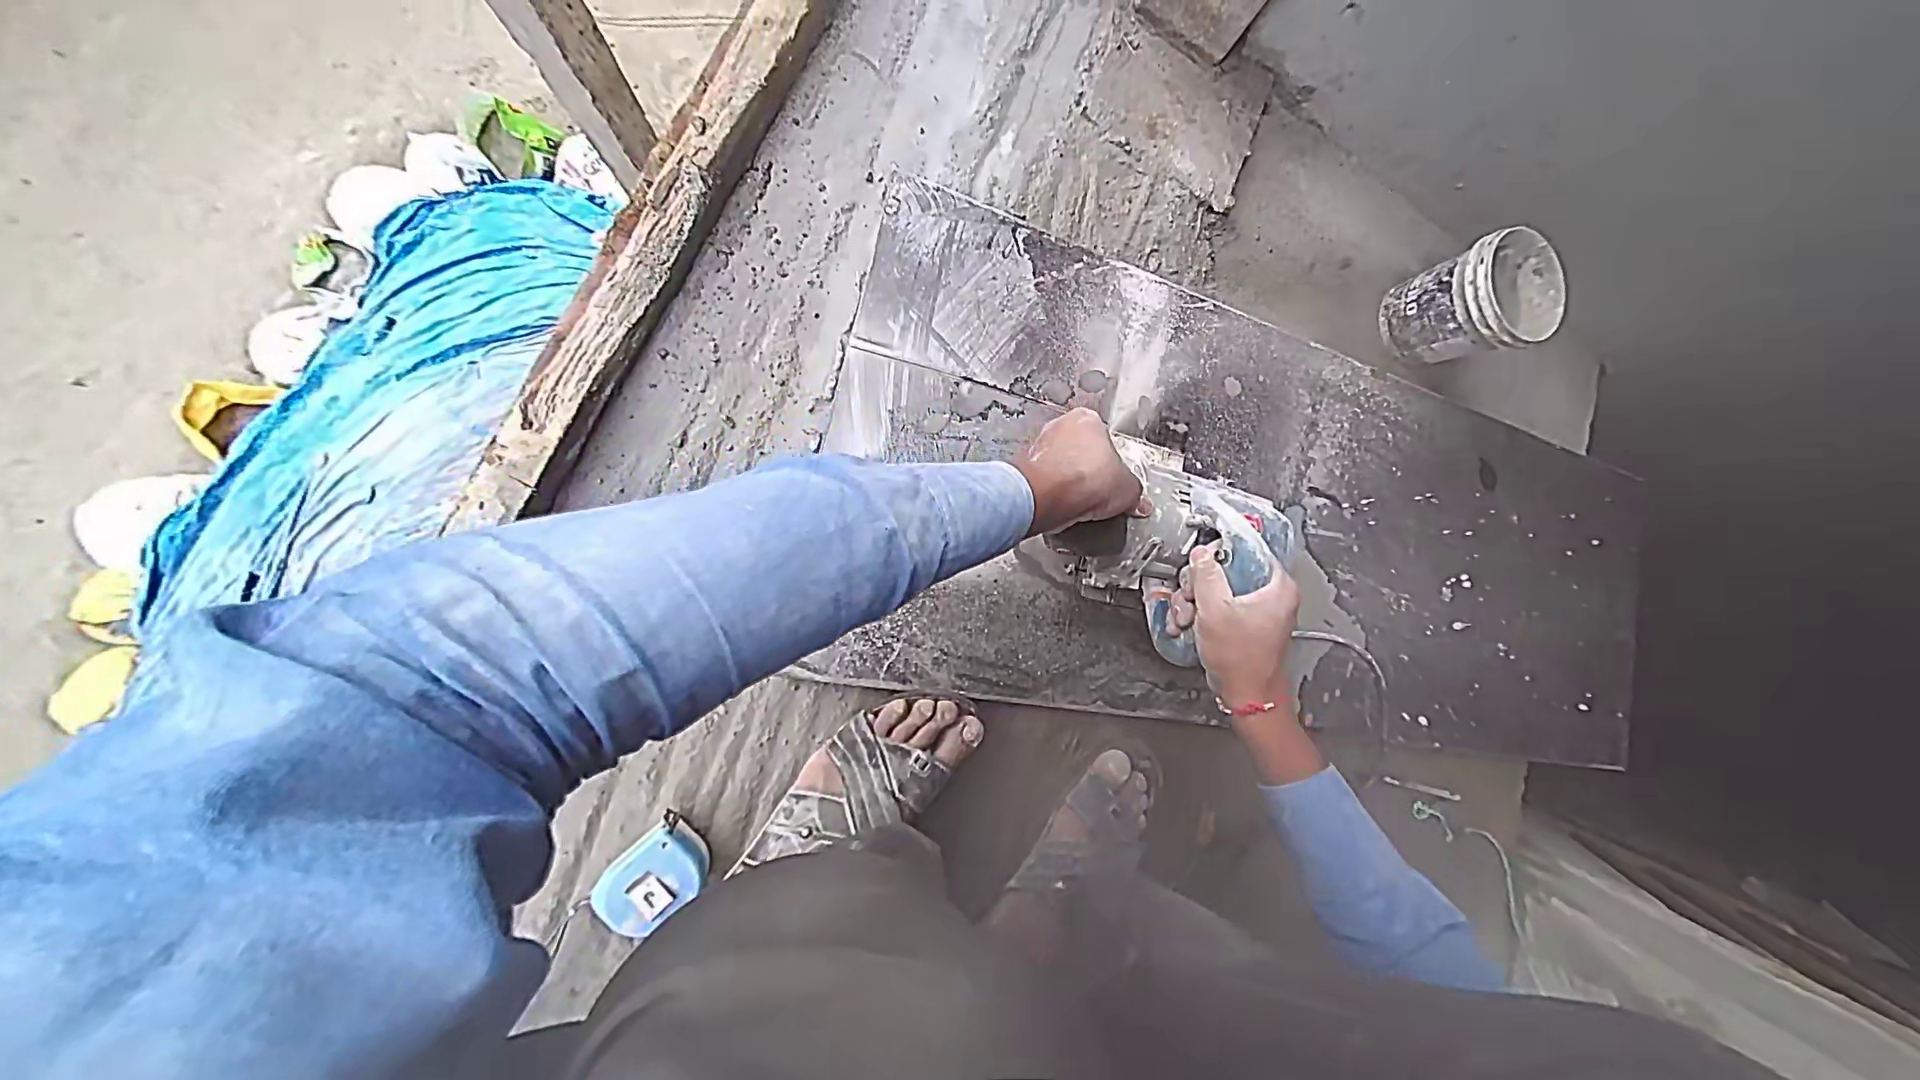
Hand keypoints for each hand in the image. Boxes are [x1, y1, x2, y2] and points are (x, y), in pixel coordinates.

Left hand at [1011, 408, 1145, 535]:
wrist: (1049, 497)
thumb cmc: (1086, 479)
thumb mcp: (1128, 489)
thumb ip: (1134, 493)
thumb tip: (1138, 502)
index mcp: (1087, 419)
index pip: (1105, 439)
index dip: (1111, 462)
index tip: (1113, 479)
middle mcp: (1059, 426)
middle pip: (1080, 450)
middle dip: (1087, 471)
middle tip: (1097, 492)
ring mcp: (1039, 445)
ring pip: (1060, 465)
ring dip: (1068, 482)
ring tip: (1079, 502)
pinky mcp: (1024, 468)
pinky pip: (1044, 480)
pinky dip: (1052, 492)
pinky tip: (1061, 505)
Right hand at [1168, 542, 1300, 708]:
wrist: (1246, 695)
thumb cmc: (1241, 659)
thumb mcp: (1216, 610)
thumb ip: (1206, 575)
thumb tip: (1202, 553)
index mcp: (1276, 586)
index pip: (1246, 550)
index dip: (1219, 553)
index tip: (1201, 562)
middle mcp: (1268, 594)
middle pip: (1223, 570)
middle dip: (1197, 586)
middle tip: (1190, 600)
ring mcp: (1253, 609)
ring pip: (1213, 589)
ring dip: (1192, 602)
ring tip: (1187, 620)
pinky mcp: (1240, 621)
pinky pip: (1213, 606)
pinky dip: (1197, 614)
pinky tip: (1186, 626)